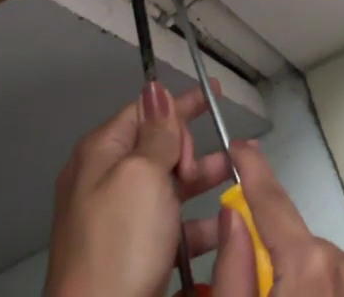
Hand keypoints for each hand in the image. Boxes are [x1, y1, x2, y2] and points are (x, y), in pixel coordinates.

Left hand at [45, 82, 231, 296]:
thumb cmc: (119, 244)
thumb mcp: (142, 176)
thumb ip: (156, 133)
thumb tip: (155, 89)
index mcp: (102, 154)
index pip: (145, 111)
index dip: (180, 103)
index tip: (216, 96)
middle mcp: (107, 182)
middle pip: (159, 147)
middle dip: (193, 147)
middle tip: (217, 160)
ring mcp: (120, 221)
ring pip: (170, 187)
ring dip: (205, 180)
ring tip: (240, 178)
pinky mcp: (134, 255)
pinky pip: (172, 226)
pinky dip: (199, 223)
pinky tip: (225, 227)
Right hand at [210, 141, 343, 296]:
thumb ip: (232, 269)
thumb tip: (232, 218)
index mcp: (310, 265)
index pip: (272, 202)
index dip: (251, 170)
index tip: (239, 147)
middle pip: (292, 238)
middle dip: (267, 249)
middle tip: (248, 282)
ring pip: (313, 258)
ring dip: (291, 273)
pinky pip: (333, 277)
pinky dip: (313, 286)